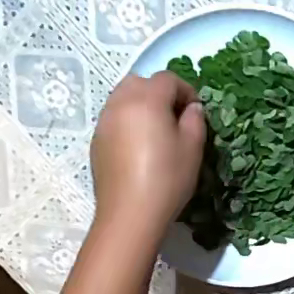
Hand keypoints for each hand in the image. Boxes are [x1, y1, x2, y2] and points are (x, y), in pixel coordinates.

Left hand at [90, 71, 205, 237]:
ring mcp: (104, 121)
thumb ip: (195, 120)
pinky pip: (114, 118)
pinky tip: (139, 147)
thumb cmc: (167, 179)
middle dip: (160, 93)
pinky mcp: (96, 140)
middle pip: (140, 82)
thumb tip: (192, 108)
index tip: (196, 111)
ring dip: (141, 105)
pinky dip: (128, 121)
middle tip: (175, 117)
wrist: (129, 213)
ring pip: (123, 97)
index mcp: (147, 100)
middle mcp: (121, 102)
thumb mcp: (192, 148)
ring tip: (156, 131)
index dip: (186, 90)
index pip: (168, 79)